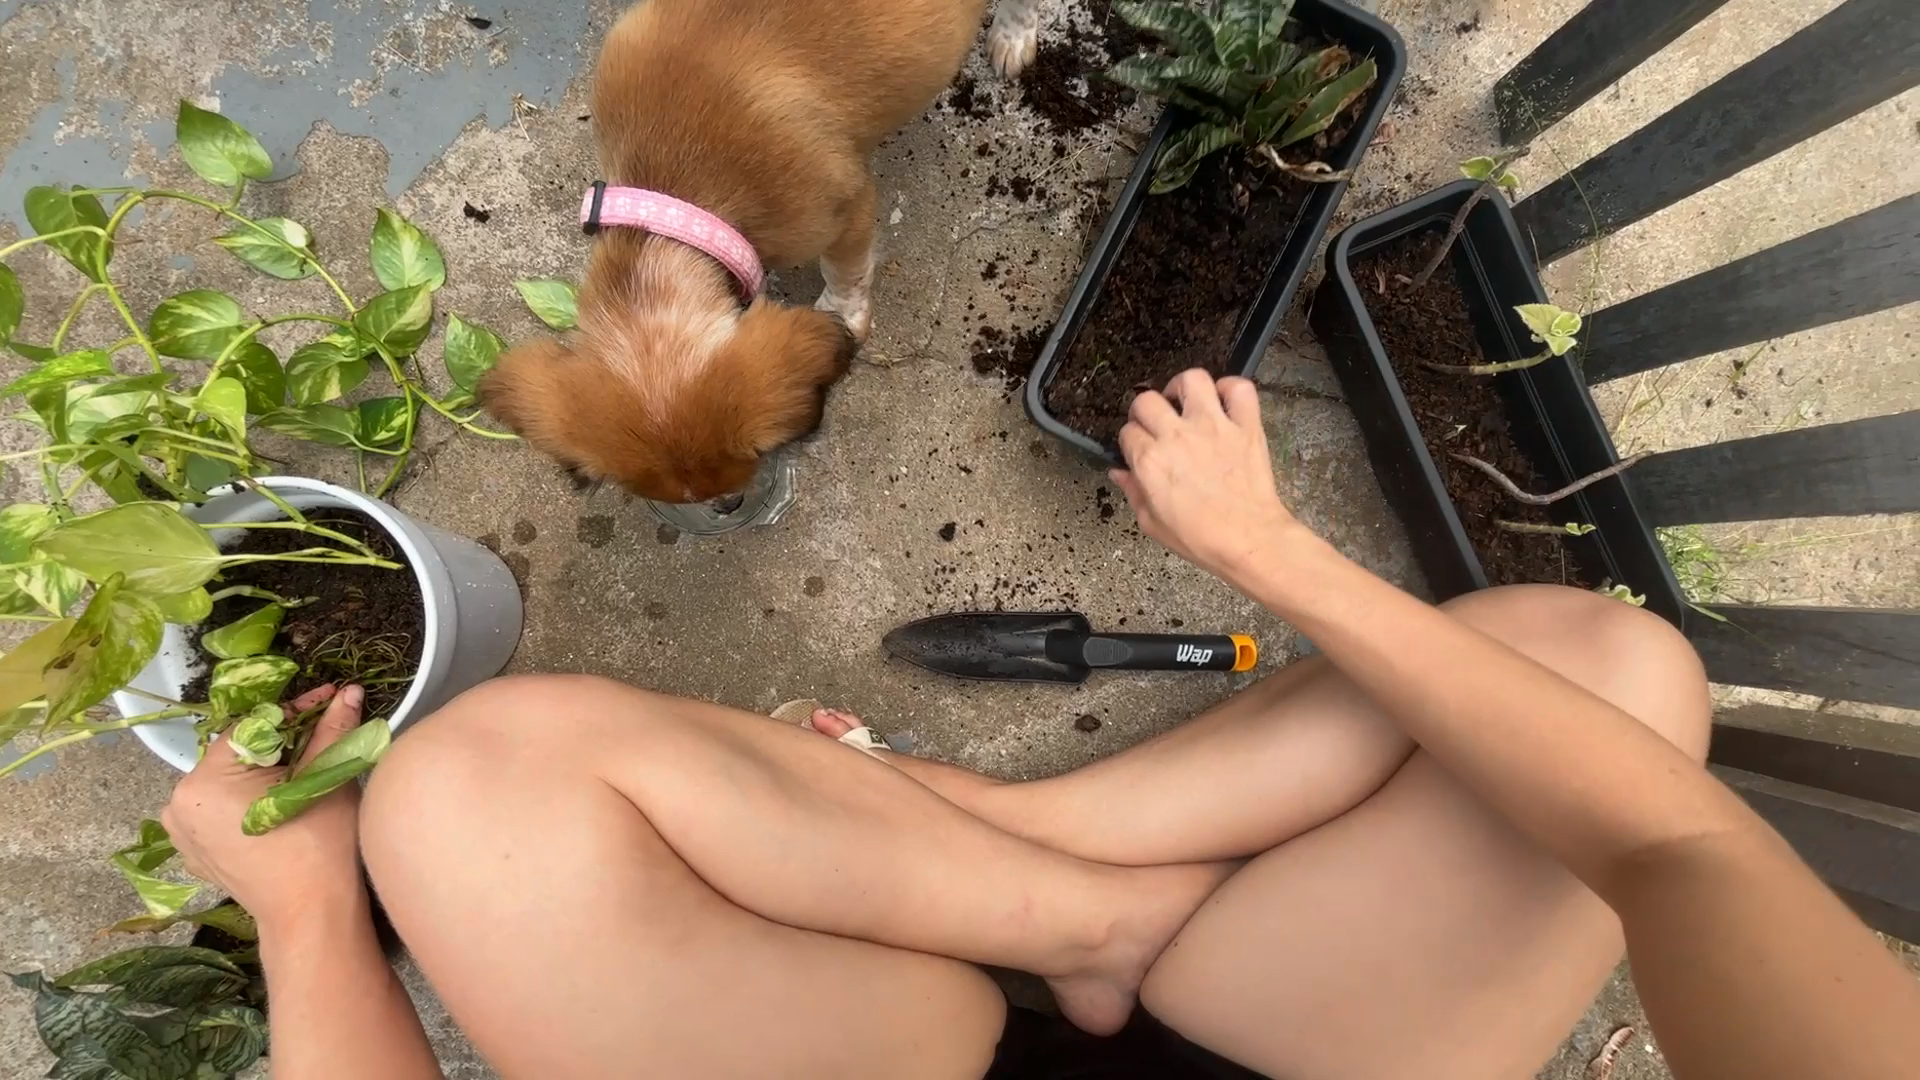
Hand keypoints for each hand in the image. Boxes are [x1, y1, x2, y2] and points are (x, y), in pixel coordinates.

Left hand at [162, 684, 368, 930]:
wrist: (310, 906)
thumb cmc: (320, 841)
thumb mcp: (328, 777)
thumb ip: (332, 730)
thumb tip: (348, 692)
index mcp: (203, 782)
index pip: (251, 726)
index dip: (296, 707)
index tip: (333, 695)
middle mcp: (179, 803)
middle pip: (240, 751)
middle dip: (287, 737)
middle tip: (331, 727)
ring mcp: (183, 830)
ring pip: (234, 777)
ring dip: (274, 763)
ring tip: (315, 760)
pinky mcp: (197, 848)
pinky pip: (227, 804)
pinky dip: (259, 792)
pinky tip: (292, 795)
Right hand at [1111, 370, 1299, 579]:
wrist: (1248, 541)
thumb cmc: (1202, 538)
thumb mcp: (1152, 523)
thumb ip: (1132, 492)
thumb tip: (1120, 474)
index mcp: (1150, 462)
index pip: (1127, 433)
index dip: (1130, 441)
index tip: (1137, 449)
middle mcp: (1178, 437)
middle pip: (1146, 400)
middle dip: (1143, 410)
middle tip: (1152, 422)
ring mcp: (1214, 427)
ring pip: (1191, 380)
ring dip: (1181, 387)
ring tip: (1181, 400)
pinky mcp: (1245, 427)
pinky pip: (1239, 389)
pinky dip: (1230, 388)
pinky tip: (1221, 401)